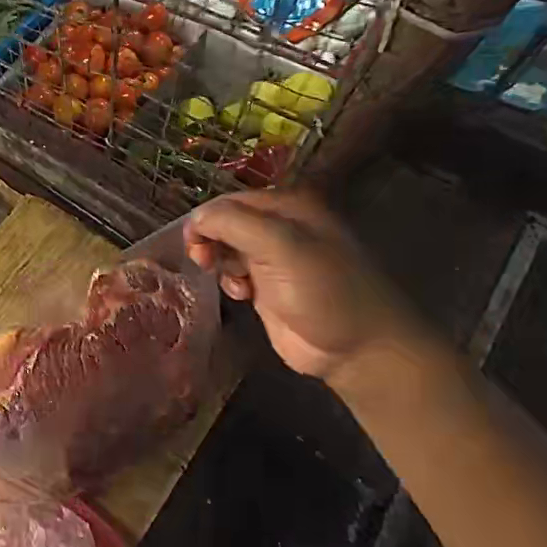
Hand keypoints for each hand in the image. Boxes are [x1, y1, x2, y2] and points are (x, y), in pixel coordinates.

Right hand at [184, 190, 427, 383]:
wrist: (355, 347)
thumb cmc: (322, 288)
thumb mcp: (281, 246)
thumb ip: (235, 224)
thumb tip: (195, 218)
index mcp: (289, 205)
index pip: (233, 199)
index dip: (208, 217)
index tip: (191, 240)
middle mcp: (281, 226)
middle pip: (227, 222)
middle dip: (210, 239)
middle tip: (201, 260)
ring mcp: (274, 258)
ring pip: (228, 249)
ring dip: (220, 261)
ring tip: (229, 281)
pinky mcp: (268, 288)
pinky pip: (235, 274)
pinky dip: (231, 282)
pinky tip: (241, 295)